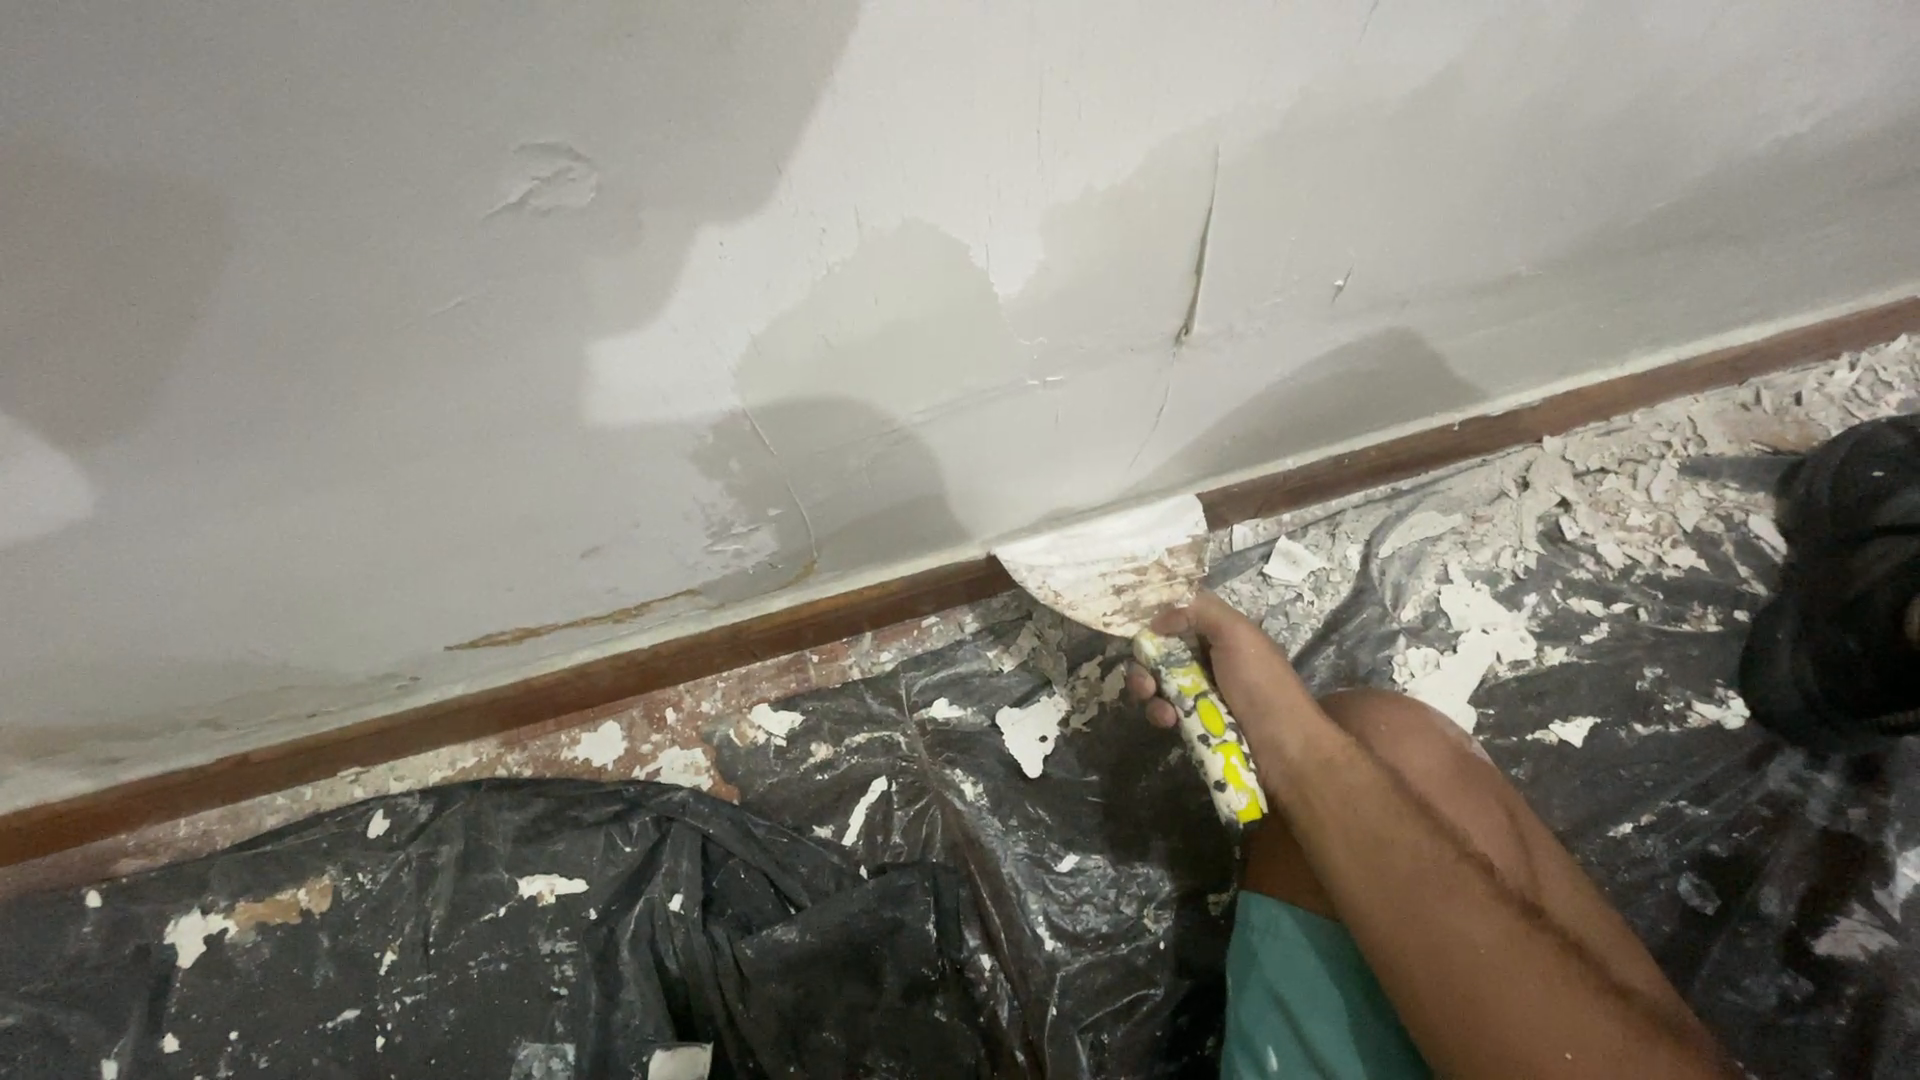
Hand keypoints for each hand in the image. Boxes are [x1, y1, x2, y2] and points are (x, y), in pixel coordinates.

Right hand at [1124, 590, 1314, 734]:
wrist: (1285, 750)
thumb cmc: (1261, 685)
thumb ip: (1199, 612)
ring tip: (1149, 695)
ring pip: (1156, 679)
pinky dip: (1159, 711)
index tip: (1134, 623)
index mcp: (1221, 633)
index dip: (1156, 615)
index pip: (1181, 613)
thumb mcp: (1237, 634)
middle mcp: (1208, 658)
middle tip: (1143, 670)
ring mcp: (1199, 691)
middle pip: (1161, 648)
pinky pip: (1163, 709)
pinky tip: (1168, 719)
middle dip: (1144, 657)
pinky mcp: (1192, 721)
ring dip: (1145, 685)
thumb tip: (1156, 620)